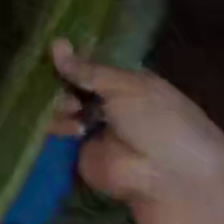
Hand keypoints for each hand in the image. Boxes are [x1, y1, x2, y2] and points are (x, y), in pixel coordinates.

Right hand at [49, 40, 223, 208]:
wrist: (171, 180)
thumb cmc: (163, 124)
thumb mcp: (129, 87)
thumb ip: (89, 69)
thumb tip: (55, 43)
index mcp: (125, 84)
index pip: (90, 65)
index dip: (71, 58)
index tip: (52, 50)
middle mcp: (105, 103)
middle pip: (67, 84)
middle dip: (60, 81)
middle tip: (62, 86)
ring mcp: (89, 126)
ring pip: (56, 106)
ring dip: (58, 103)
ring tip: (70, 109)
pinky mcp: (75, 151)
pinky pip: (53, 132)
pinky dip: (55, 126)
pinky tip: (71, 128)